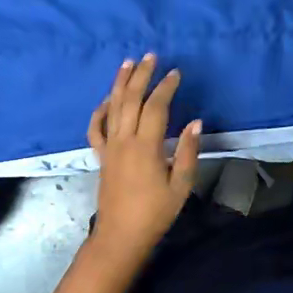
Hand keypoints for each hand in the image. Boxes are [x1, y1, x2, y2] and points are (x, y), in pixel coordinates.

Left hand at [86, 54, 201, 259]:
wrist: (121, 236)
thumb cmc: (155, 213)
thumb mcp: (180, 186)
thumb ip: (188, 152)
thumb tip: (195, 121)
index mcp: (146, 147)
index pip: (155, 107)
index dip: (166, 88)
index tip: (176, 73)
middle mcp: (124, 141)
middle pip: (131, 99)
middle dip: (141, 76)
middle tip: (150, 56)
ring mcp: (109, 147)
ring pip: (112, 107)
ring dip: (120, 84)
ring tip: (127, 63)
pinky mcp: (101, 156)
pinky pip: (96, 128)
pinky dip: (100, 110)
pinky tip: (107, 99)